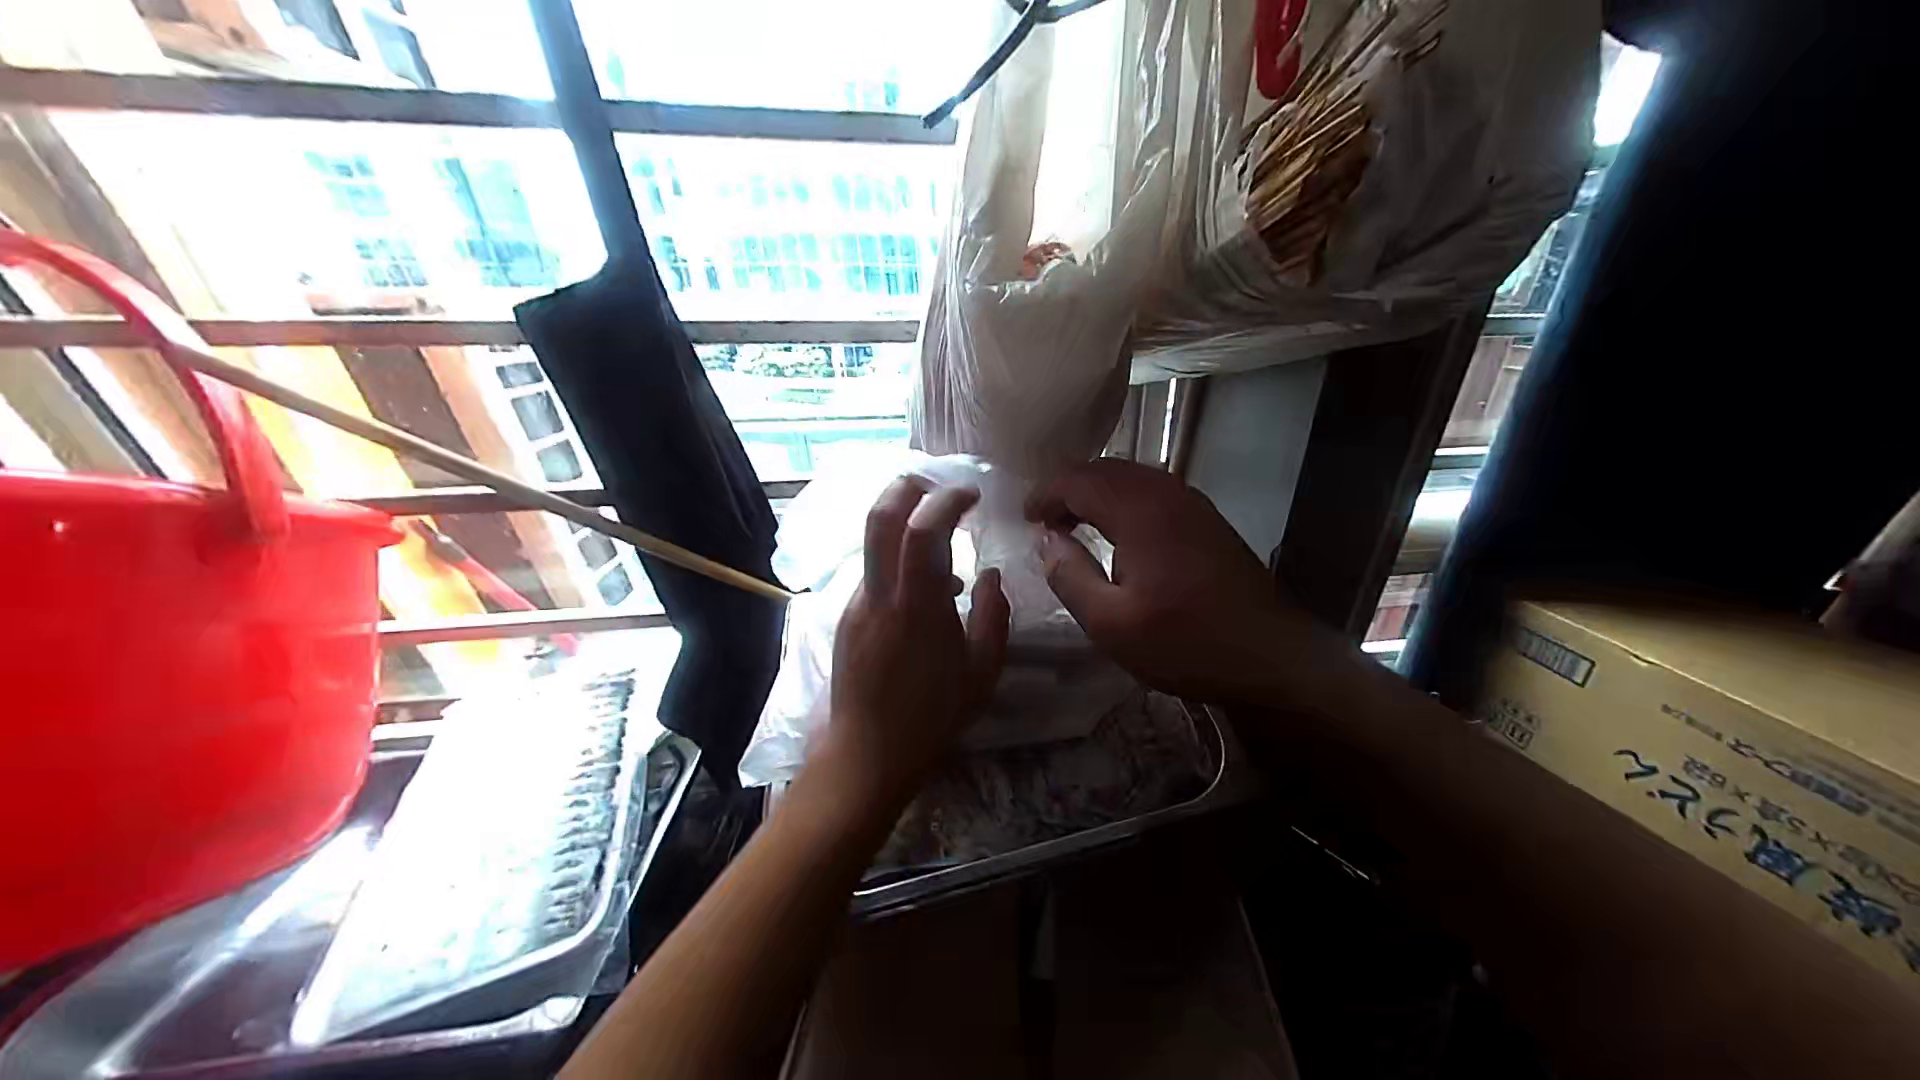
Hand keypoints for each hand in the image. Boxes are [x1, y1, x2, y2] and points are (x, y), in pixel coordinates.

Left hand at [823, 475, 1010, 804]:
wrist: (868, 756)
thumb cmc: (934, 717)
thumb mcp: (983, 671)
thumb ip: (994, 615)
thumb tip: (989, 575)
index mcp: (918, 607)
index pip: (923, 530)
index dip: (947, 499)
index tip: (972, 495)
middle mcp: (879, 596)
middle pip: (879, 518)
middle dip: (906, 487)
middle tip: (936, 484)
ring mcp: (856, 605)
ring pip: (874, 545)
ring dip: (903, 527)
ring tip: (942, 549)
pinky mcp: (845, 619)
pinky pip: (873, 575)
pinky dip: (898, 565)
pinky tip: (923, 596)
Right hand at [1026, 458, 1310, 703]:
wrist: (1275, 657)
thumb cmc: (1187, 643)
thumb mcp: (1111, 624)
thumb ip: (1069, 576)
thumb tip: (1047, 541)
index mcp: (1140, 510)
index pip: (1078, 479)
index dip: (1045, 495)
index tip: (1026, 521)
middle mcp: (1167, 492)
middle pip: (1104, 470)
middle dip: (1067, 490)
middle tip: (1045, 525)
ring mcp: (1192, 502)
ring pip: (1129, 478)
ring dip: (1095, 495)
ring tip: (1073, 528)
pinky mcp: (1206, 518)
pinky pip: (1151, 492)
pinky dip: (1121, 502)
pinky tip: (1117, 536)